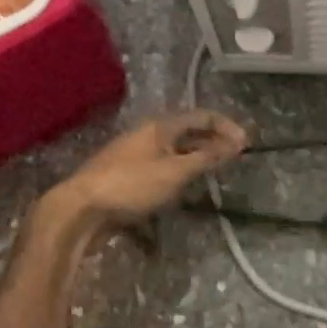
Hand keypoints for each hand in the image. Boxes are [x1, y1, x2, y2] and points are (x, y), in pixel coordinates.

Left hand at [52, 111, 248, 226]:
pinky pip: (159, 172)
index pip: (201, 117)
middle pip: (187, 134)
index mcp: (159, 127)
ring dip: (195, 162)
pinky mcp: (126, 179)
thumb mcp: (175, 171)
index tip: (246, 143)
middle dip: (212, 144)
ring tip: (212, 175)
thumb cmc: (131, 185)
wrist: (80, 210)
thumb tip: (237, 143)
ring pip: (172, 154)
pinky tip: (182, 195)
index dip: (225, 126)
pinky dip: (176, 178)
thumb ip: (207, 157)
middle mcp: (147, 136)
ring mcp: (134, 158)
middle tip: (234, 158)